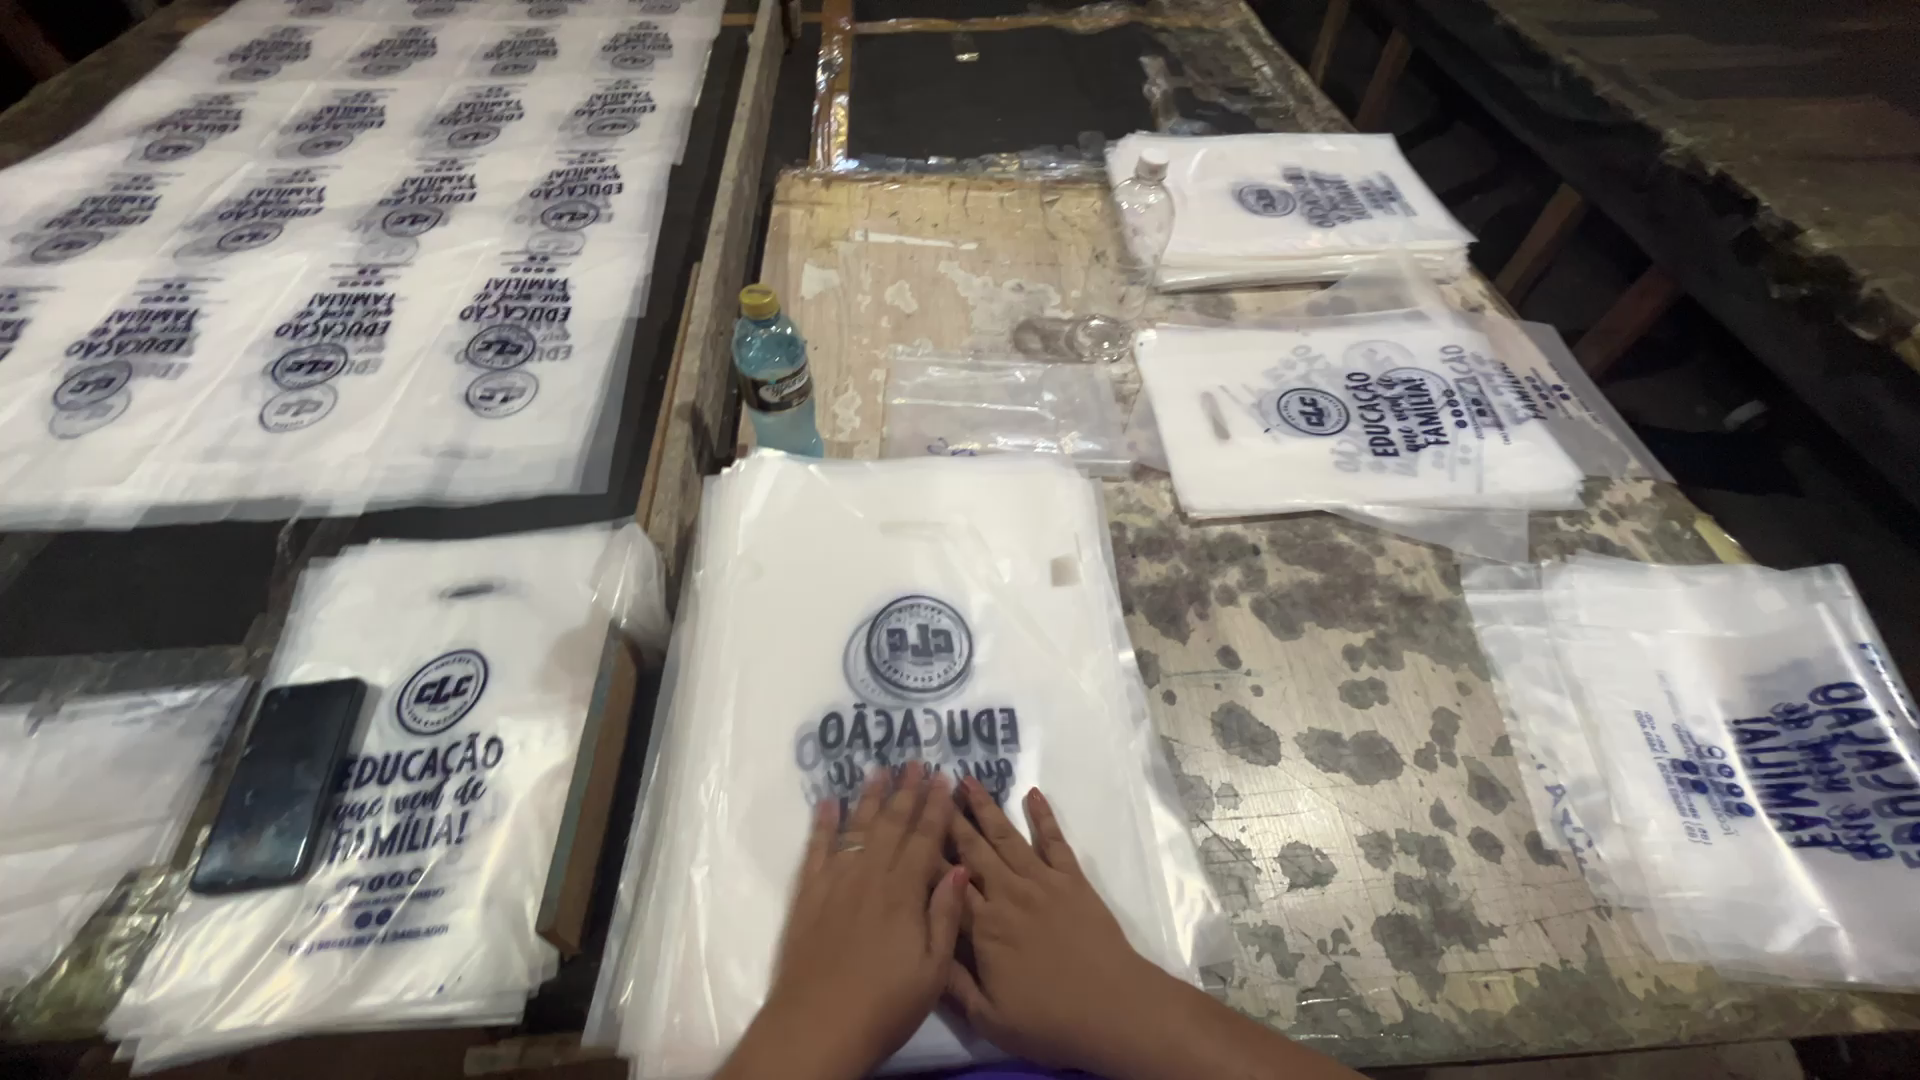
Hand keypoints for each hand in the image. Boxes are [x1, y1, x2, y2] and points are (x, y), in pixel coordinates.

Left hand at [718, 763, 967, 1079]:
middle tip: (915, 761)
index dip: (935, 807)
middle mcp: (870, 876)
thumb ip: (945, 916)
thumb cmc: (883, 1006)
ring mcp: (836, 882)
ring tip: (878, 769)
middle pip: (892, 824)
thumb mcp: (932, 972)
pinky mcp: (808, 895)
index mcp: (904, 893)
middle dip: (906, 791)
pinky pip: (816, 849)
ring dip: (869, 797)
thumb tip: (961, 868)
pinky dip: (822, 824)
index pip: (924, 838)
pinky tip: (827, 802)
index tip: (943, 778)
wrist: (816, 1027)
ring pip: (857, 828)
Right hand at [946, 777, 1365, 1079]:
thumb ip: (952, 983)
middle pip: (972, 850)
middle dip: (949, 818)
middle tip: (930, 787)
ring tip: (967, 780)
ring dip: (986, 807)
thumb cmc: (1049, 1021)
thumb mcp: (988, 1019)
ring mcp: (1041, 881)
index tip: (908, 826)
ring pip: (1006, 837)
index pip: (945, 882)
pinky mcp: (1071, 878)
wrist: (1114, 1009)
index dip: (923, 854)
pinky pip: (1054, 840)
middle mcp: (1007, 893)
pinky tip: (1032, 793)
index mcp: (983, 927)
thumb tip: (922, 950)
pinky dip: (1044, 815)